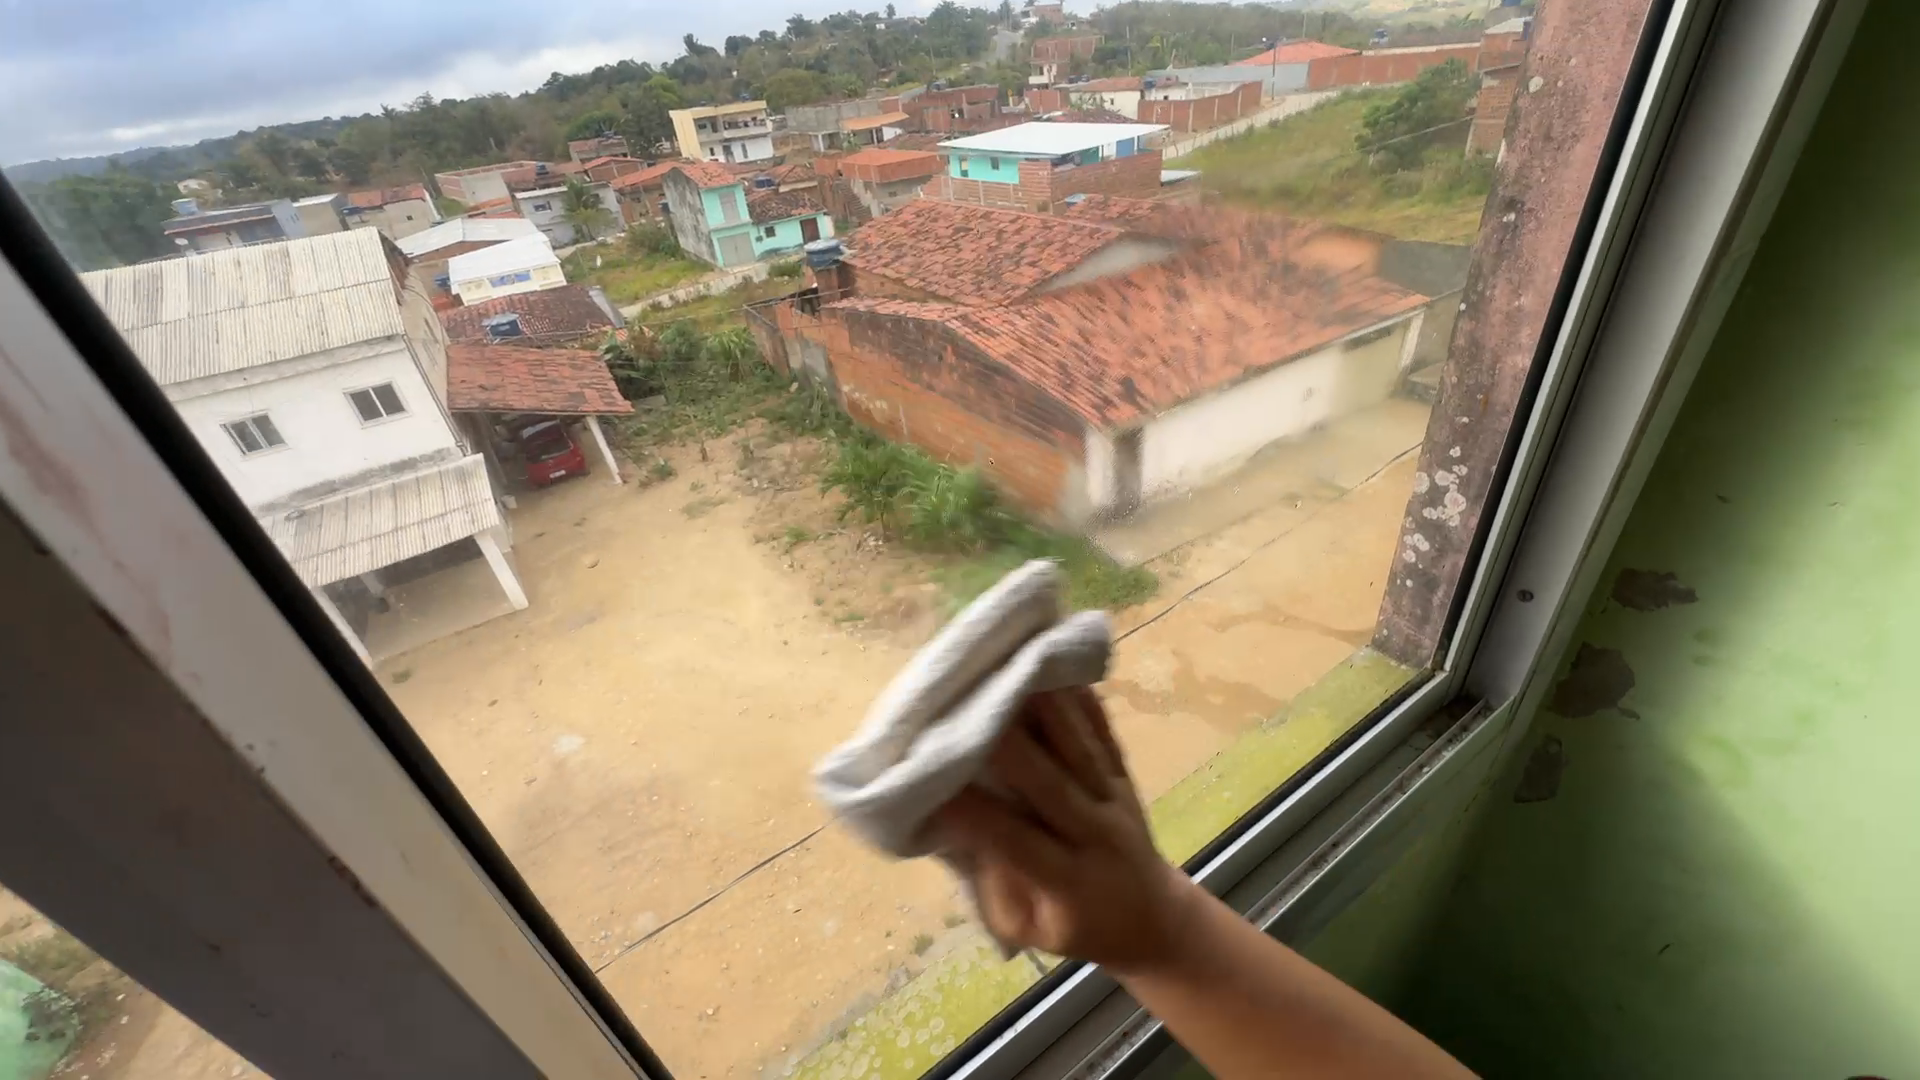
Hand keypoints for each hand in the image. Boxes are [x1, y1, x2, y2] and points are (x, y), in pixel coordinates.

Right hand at [928, 686, 1200, 974]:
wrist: (1152, 918)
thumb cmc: (1074, 927)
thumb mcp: (1026, 928)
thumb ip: (990, 878)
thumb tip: (945, 818)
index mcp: (1069, 881)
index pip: (1015, 840)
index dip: (971, 810)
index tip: (929, 779)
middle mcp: (1096, 831)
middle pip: (1051, 779)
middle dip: (1007, 742)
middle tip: (965, 705)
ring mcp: (1115, 794)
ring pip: (1078, 742)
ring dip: (1042, 704)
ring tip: (1005, 665)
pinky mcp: (1125, 771)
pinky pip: (1102, 727)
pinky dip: (1078, 695)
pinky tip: (1053, 659)